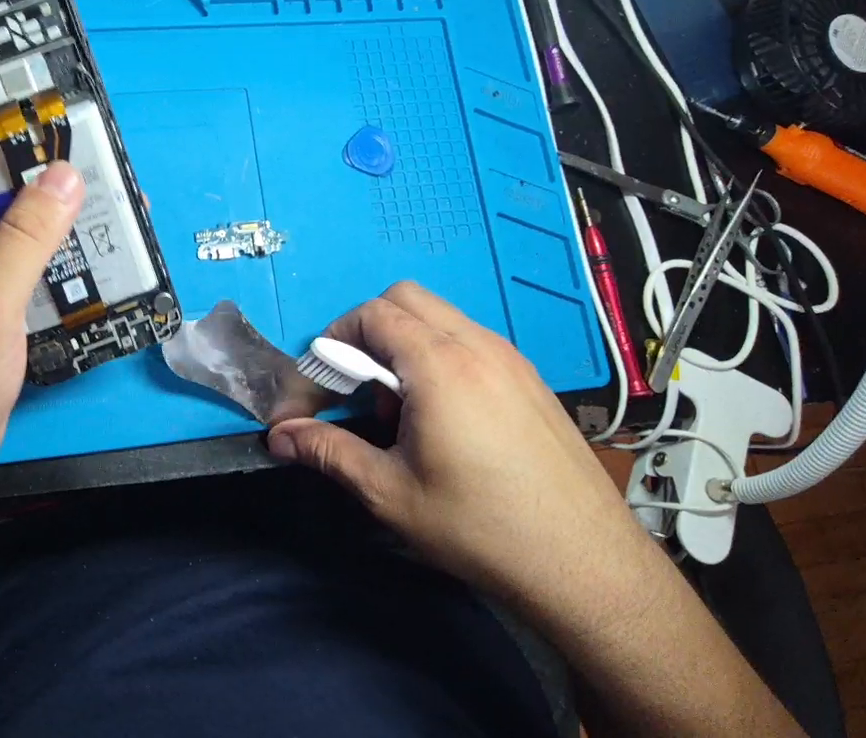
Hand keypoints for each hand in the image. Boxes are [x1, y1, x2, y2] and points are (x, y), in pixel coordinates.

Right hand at [268, 282, 655, 608]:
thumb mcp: (390, 493)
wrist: (587, 565)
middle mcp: (476, 345)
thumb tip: (279, 436)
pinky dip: (437, 356)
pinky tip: (440, 417)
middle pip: (403, 299)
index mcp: (439, 363)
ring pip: (439, 316)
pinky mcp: (529, 379)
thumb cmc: (481, 527)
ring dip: (402, 343)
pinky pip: (468, 340)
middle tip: (353, 387)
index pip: (369, 315)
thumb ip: (328, 452)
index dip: (329, 346)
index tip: (315, 394)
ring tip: (398, 409)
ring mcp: (509, 358)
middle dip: (364, 332)